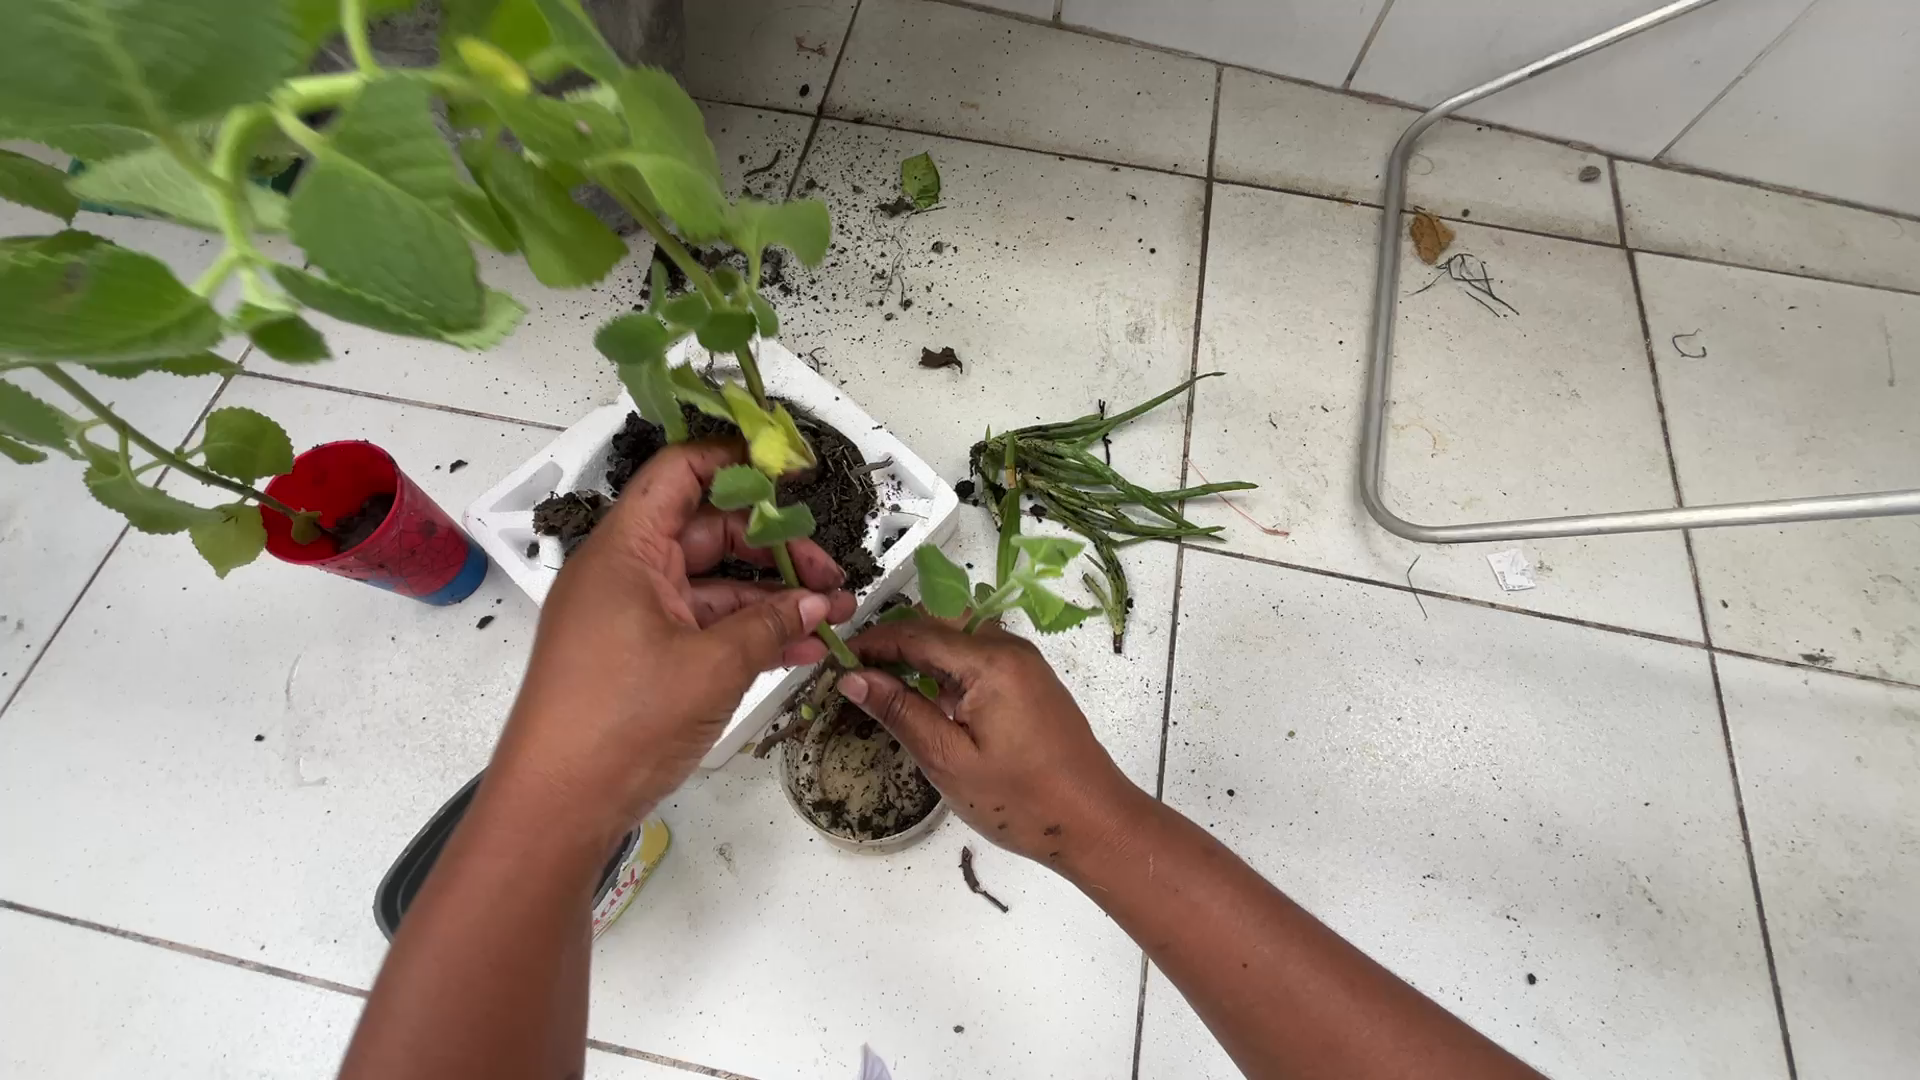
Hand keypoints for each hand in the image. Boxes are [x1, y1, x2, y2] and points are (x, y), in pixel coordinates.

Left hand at [490, 440, 856, 842]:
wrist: (558, 810)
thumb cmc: (621, 719)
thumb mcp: (711, 665)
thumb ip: (770, 624)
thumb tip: (817, 602)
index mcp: (627, 551)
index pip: (679, 475)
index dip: (734, 463)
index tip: (790, 473)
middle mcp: (631, 573)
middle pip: (712, 533)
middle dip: (777, 549)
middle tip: (829, 572)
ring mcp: (640, 616)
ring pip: (718, 586)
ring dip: (774, 599)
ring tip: (831, 614)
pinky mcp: (650, 655)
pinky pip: (709, 627)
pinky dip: (752, 634)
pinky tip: (802, 649)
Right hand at [837, 616, 1147, 869]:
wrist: (1094, 821)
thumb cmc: (1021, 800)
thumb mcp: (948, 760)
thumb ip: (900, 711)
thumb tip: (853, 677)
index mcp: (989, 660)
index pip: (916, 633)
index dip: (871, 642)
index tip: (834, 659)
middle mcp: (1008, 647)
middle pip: (937, 624)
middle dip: (893, 641)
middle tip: (854, 673)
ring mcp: (1022, 661)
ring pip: (957, 637)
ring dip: (919, 652)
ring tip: (882, 684)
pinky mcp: (1029, 679)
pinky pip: (977, 655)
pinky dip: (945, 666)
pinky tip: (927, 696)